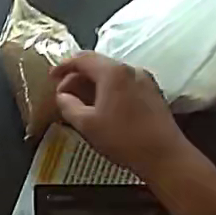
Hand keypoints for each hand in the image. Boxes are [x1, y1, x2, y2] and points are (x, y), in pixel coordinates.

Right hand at [52, 53, 196, 179]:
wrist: (164, 155)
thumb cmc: (123, 139)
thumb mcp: (87, 125)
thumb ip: (68, 106)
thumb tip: (62, 96)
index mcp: (113, 72)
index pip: (82, 59)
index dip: (63, 66)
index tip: (51, 77)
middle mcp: (131, 69)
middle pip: (99, 65)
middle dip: (78, 77)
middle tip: (64, 94)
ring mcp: (145, 80)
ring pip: (113, 76)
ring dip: (94, 85)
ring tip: (82, 103)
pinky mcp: (153, 93)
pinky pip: (125, 85)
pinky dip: (109, 91)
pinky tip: (104, 108)